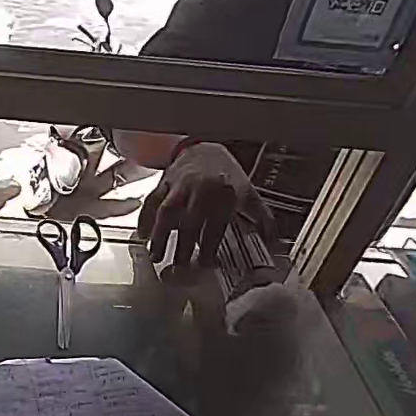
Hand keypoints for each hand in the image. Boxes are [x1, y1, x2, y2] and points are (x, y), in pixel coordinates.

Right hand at [136, 141, 270, 269]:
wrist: (204, 146)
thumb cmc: (226, 174)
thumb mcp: (248, 192)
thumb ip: (260, 218)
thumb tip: (273, 241)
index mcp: (224, 195)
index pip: (215, 227)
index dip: (210, 248)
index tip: (204, 266)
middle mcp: (201, 190)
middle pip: (190, 223)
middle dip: (184, 247)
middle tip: (179, 269)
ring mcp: (180, 186)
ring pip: (168, 212)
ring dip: (161, 235)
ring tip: (156, 256)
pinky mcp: (164, 183)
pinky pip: (153, 201)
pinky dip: (145, 218)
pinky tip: (142, 235)